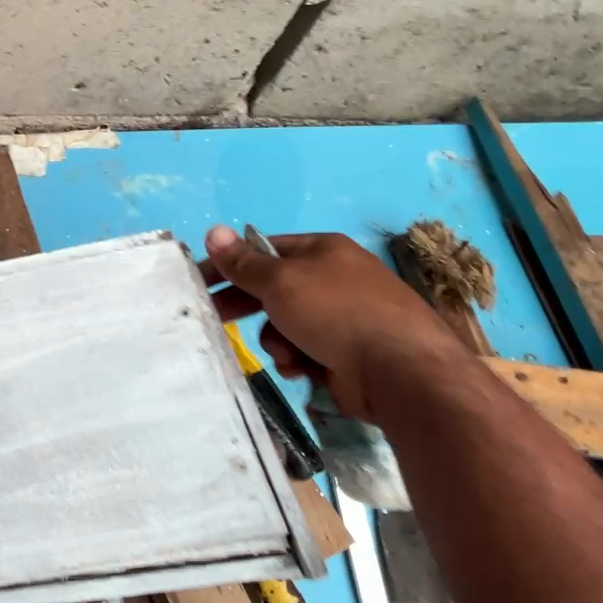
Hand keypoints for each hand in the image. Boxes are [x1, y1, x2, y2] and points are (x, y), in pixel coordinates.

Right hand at [199, 226, 469, 424]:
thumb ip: (242, 262)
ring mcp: (345, 316)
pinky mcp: (350, 351)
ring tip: (286, 353)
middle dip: (249, 307)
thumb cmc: (336, 313)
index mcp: (324, 250)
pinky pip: (306, 350)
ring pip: (286, 324)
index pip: (264, 250)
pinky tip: (303, 369)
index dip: (230, 264)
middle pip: (274, 289)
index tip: (200, 283)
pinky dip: (298, 359)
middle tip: (217, 318)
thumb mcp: (280, 281)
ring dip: (276, 340)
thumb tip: (213, 231)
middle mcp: (336, 278)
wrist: (402, 371)